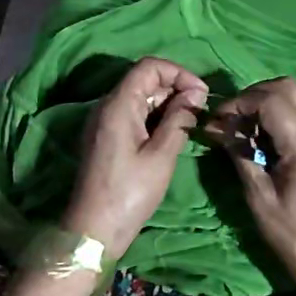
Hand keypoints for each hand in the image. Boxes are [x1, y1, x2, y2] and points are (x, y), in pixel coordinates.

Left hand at [61, 57, 208, 258]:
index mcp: (118, 104)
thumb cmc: (130, 193)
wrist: (94, 229)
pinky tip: (171, 134)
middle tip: (200, 111)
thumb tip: (194, 95)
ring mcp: (103, 122)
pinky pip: (132, 115)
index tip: (201, 93)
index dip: (179, 73)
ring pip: (139, 98)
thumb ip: (179, 120)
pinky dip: (154, 117)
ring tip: (190, 123)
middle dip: (175, 88)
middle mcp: (107, 106)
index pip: (149, 67)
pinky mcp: (105, 138)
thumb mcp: (161, 156)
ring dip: (166, 103)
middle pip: (143, 80)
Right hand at [208, 77, 295, 282]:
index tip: (218, 120)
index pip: (271, 101)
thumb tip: (219, 128)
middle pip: (287, 88)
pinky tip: (262, 140)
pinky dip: (278, 116)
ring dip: (266, 104)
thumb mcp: (257, 194)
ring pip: (295, 97)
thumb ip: (240, 153)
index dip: (239, 103)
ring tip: (244, 130)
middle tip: (232, 118)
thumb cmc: (290, 232)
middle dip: (253, 96)